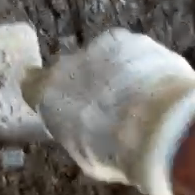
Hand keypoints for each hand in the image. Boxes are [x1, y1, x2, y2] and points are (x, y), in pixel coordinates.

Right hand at [21, 29, 194, 194]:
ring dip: (115, 75)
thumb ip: (77, 134)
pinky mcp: (128, 39)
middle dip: (86, 84)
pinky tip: (159, 88)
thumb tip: (82, 130)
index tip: (62, 105)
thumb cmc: (117, 152)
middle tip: (109, 107)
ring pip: (102, 60)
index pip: (33, 86)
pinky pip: (131, 54)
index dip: (49, 94)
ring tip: (141, 100)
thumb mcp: (88, 155)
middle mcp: (63, 65)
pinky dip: (141, 67)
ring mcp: (96, 48)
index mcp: (46, 94)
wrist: (161, 127)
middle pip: (70, 70)